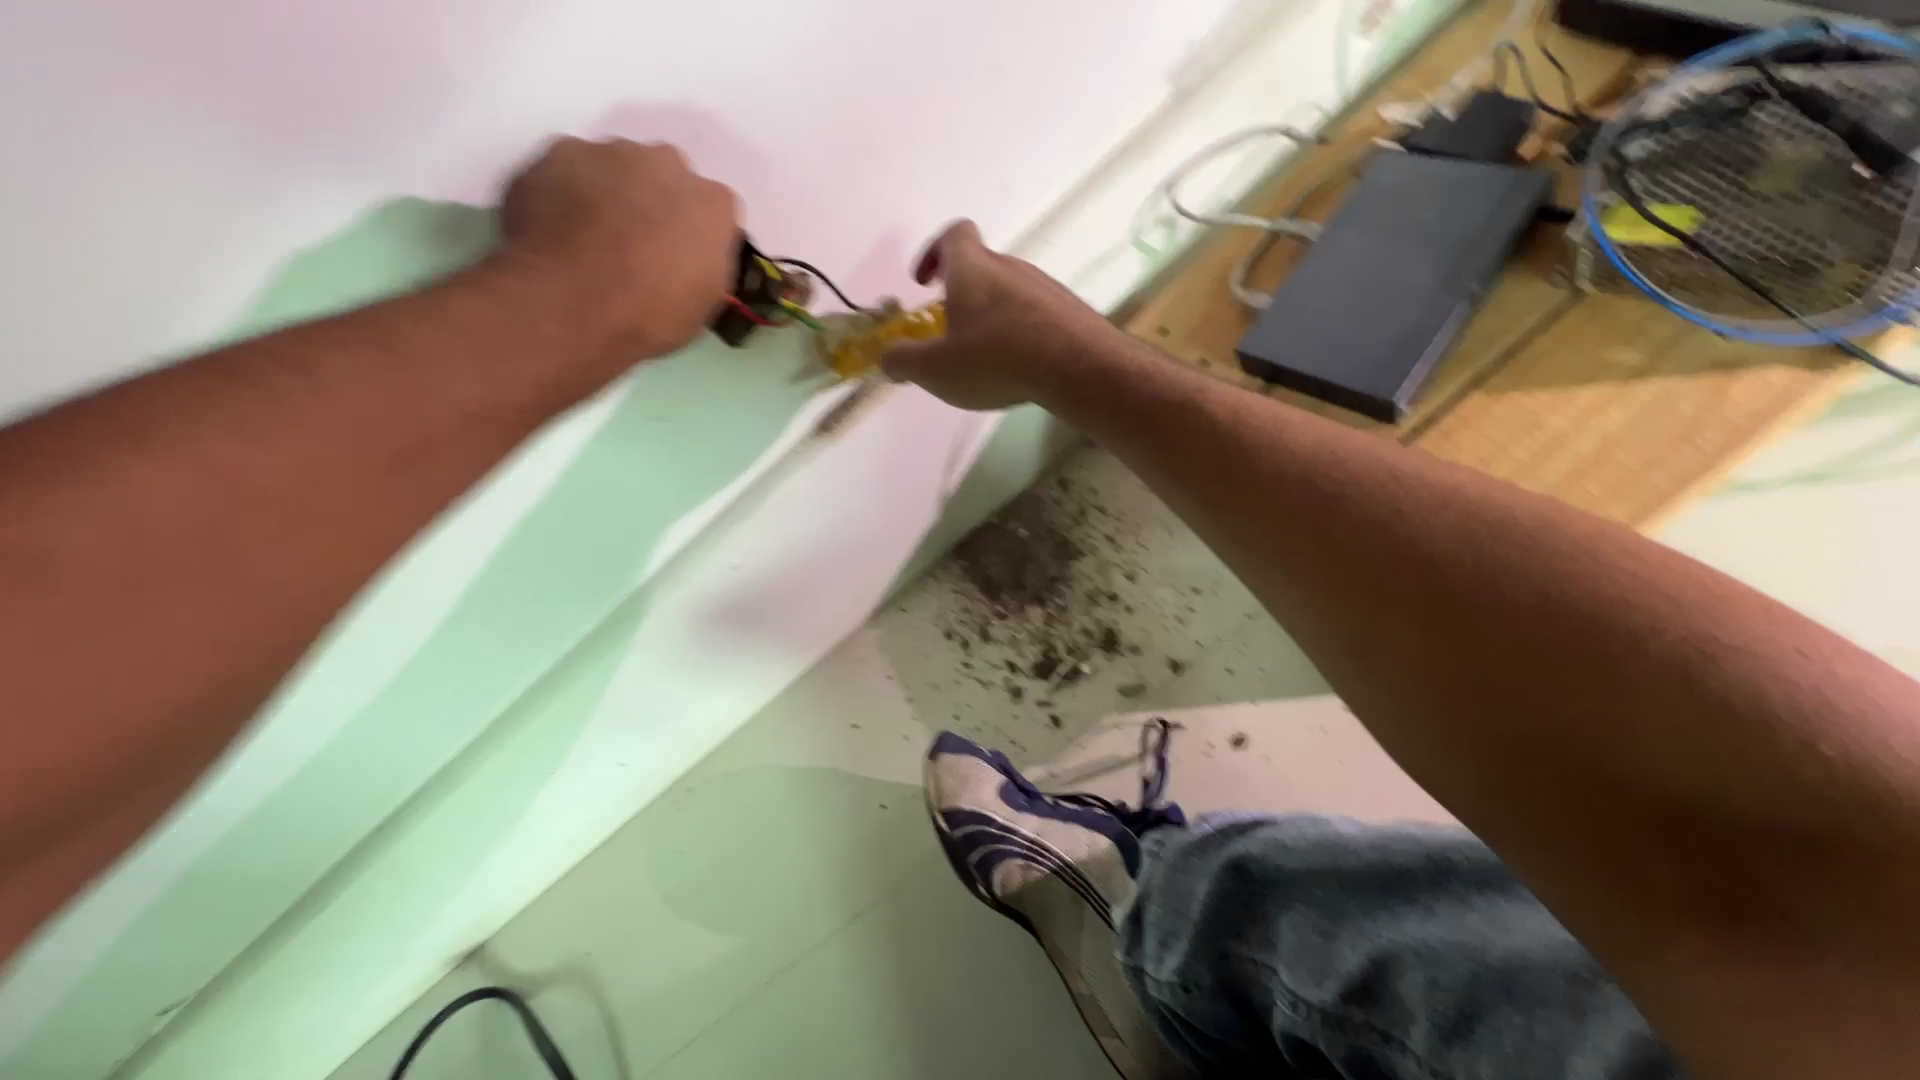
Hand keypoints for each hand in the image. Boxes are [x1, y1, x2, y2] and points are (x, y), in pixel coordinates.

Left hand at [500, 136, 738, 358]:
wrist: (568, 304)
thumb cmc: (647, 315)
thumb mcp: (702, 305)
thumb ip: (705, 265)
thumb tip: (691, 258)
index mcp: (712, 204)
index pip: (711, 211)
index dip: (692, 237)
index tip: (676, 261)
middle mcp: (667, 163)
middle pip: (665, 176)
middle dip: (654, 203)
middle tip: (634, 245)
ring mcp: (610, 152)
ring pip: (616, 167)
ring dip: (610, 193)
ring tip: (589, 238)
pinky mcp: (558, 151)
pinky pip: (568, 168)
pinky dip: (565, 191)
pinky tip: (556, 227)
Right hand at [881, 221, 1125, 410]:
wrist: (1080, 369)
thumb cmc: (997, 360)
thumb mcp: (936, 369)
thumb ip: (904, 361)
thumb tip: (887, 358)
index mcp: (973, 269)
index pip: (953, 234)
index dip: (934, 252)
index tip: (924, 283)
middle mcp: (1011, 267)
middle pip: (982, 267)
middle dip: (962, 295)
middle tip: (952, 332)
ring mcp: (1046, 288)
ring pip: (1010, 293)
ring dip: (993, 316)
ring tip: (987, 357)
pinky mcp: (1071, 312)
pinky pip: (1037, 315)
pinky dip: (1022, 333)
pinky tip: (1021, 367)